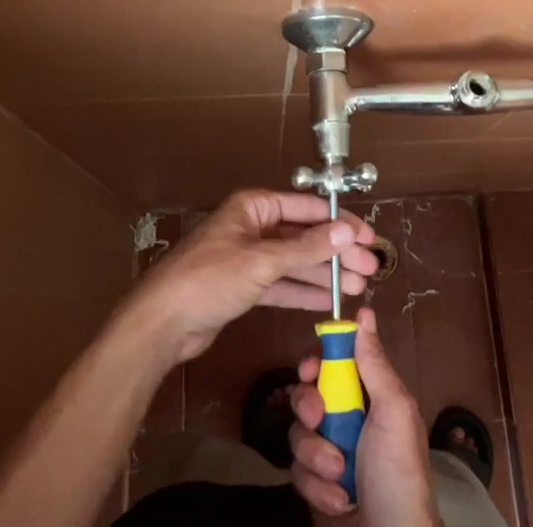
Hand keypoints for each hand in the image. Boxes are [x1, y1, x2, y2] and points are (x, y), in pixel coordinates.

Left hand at [129, 189, 378, 364]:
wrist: (162, 324)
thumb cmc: (209, 280)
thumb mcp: (262, 261)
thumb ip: (307, 248)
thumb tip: (347, 232)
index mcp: (253, 208)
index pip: (307, 208)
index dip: (340, 222)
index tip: (368, 238)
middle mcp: (252, 227)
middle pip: (304, 236)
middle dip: (336, 252)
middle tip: (369, 269)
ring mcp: (247, 258)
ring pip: (295, 262)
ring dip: (324, 274)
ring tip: (357, 287)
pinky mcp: (243, 287)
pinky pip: (282, 284)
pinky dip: (304, 291)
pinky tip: (328, 301)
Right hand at [289, 309, 438, 526]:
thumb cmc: (398, 470)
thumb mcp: (394, 410)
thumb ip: (374, 363)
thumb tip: (365, 311)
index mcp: (371, 396)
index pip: (334, 361)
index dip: (316, 360)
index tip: (309, 369)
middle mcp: (348, 418)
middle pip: (307, 394)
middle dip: (309, 409)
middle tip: (319, 420)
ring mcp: (329, 451)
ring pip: (297, 434)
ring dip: (316, 456)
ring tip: (339, 474)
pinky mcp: (314, 483)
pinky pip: (296, 471)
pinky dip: (316, 487)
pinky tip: (339, 500)